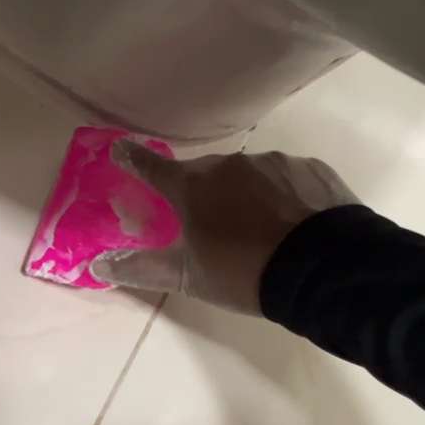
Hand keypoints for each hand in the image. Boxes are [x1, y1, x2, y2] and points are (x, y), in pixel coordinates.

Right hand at [91, 142, 358, 313]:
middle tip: (205, 222)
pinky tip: (290, 223)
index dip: (133, 159)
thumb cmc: (244, 271)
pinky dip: (281, 196)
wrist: (328, 271)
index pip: (152, 167)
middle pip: (203, 175)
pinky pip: (286, 180)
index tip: (119, 148)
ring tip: (256, 230)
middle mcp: (230, 165)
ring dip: (243, 195)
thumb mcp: (187, 277)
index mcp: (193, 186)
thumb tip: (96, 266)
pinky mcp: (312, 170)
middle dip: (199, 193)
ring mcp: (274, 163)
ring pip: (247, 176)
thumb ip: (139, 268)